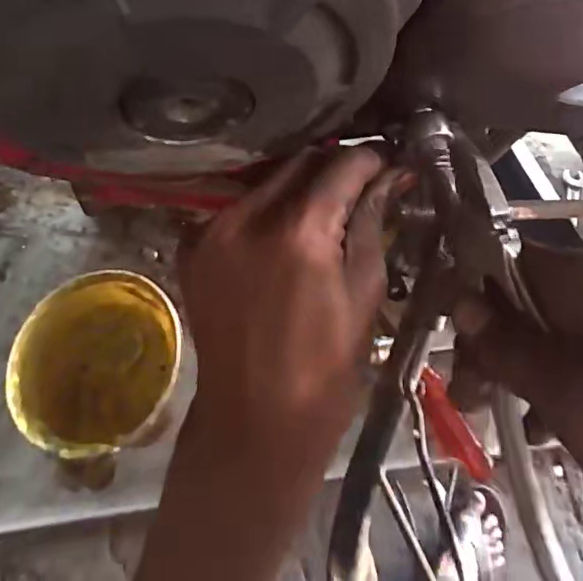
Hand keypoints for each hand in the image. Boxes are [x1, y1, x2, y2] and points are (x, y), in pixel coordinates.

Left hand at [179, 145, 405, 450]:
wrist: (254, 424)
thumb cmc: (326, 368)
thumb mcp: (365, 291)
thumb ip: (372, 221)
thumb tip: (390, 175)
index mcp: (299, 232)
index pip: (341, 165)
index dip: (370, 158)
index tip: (387, 161)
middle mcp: (248, 218)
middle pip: (300, 162)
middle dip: (335, 165)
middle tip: (360, 182)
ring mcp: (212, 230)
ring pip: (267, 179)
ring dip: (299, 182)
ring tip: (325, 202)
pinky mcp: (193, 247)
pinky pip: (237, 205)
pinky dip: (264, 207)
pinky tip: (283, 228)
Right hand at [457, 246, 582, 580]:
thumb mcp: (574, 399)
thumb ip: (511, 345)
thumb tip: (458, 300)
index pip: (502, 252)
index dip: (463, 286)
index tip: (434, 334)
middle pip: (523, 295)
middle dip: (485, 336)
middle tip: (464, 393)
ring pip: (551, 336)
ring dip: (515, 369)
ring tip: (496, 418)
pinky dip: (554, 394)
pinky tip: (546, 436)